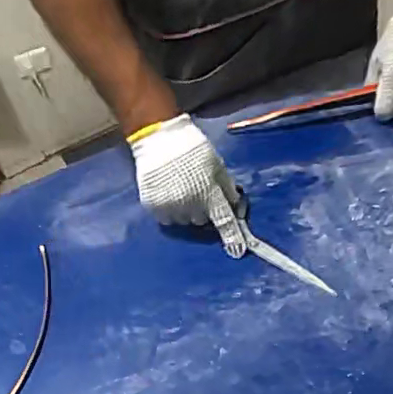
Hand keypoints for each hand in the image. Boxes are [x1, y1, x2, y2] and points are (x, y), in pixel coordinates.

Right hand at [129, 115, 245, 257]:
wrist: (160, 141)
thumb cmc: (193, 150)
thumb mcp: (217, 165)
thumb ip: (226, 188)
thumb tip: (235, 207)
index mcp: (209, 192)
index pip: (224, 220)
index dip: (232, 236)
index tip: (238, 251)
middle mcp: (190, 205)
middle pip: (201, 221)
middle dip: (202, 210)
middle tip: (197, 191)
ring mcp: (171, 208)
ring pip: (183, 221)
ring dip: (185, 211)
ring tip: (180, 189)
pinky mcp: (155, 208)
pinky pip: (167, 219)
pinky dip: (169, 210)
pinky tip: (168, 193)